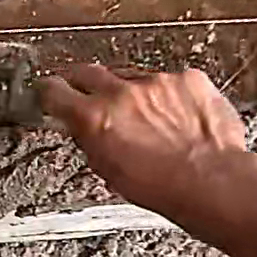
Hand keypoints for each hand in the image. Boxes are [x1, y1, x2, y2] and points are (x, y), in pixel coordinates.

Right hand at [38, 63, 256, 222]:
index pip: (55, 91)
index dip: (48, 90)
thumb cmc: (158, 184)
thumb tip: (82, 126)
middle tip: (83, 90)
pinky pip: (167, 80)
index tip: (48, 89)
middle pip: (88, 72)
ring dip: (130, 92)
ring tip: (143, 118)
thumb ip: (88, 137)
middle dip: (81, 81)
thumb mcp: (104, 167)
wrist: (209, 179)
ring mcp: (156, 82)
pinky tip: (173, 116)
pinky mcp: (187, 78)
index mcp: (93, 118)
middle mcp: (121, 93)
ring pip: (130, 77)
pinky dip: (166, 94)